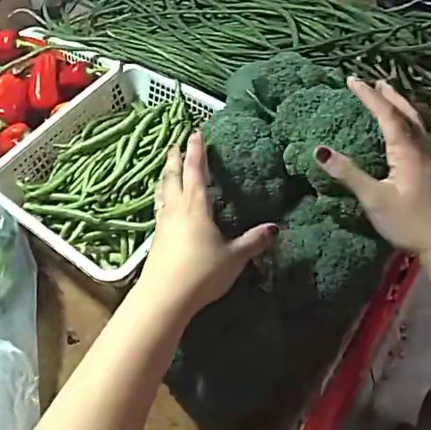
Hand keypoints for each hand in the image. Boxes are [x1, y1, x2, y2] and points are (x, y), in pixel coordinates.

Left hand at [138, 131, 276, 312]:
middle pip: (173, 177)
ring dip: (165, 176)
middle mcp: (175, 209)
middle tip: (174, 144)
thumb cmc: (201, 272)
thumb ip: (254, 241)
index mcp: (195, 206)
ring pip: (162, 192)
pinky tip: (163, 205)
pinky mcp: (155, 239)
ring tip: (166, 168)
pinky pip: (159, 209)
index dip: (196, 151)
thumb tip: (275, 228)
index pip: (194, 171)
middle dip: (175, 159)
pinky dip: (161, 197)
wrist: (164, 297)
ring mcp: (162, 224)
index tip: (194, 133)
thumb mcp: (234, 257)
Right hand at [316, 78, 430, 260]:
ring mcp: (428, 162)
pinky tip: (401, 132)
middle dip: (389, 96)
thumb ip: (349, 174)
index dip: (369, 97)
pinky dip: (405, 123)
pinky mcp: (429, 173)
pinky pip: (416, 136)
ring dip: (400, 107)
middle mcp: (420, 151)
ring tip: (388, 97)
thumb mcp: (374, 199)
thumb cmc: (409, 222)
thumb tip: (320, 151)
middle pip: (407, 114)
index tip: (352, 80)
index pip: (387, 116)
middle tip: (375, 81)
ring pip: (414, 124)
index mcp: (407, 152)